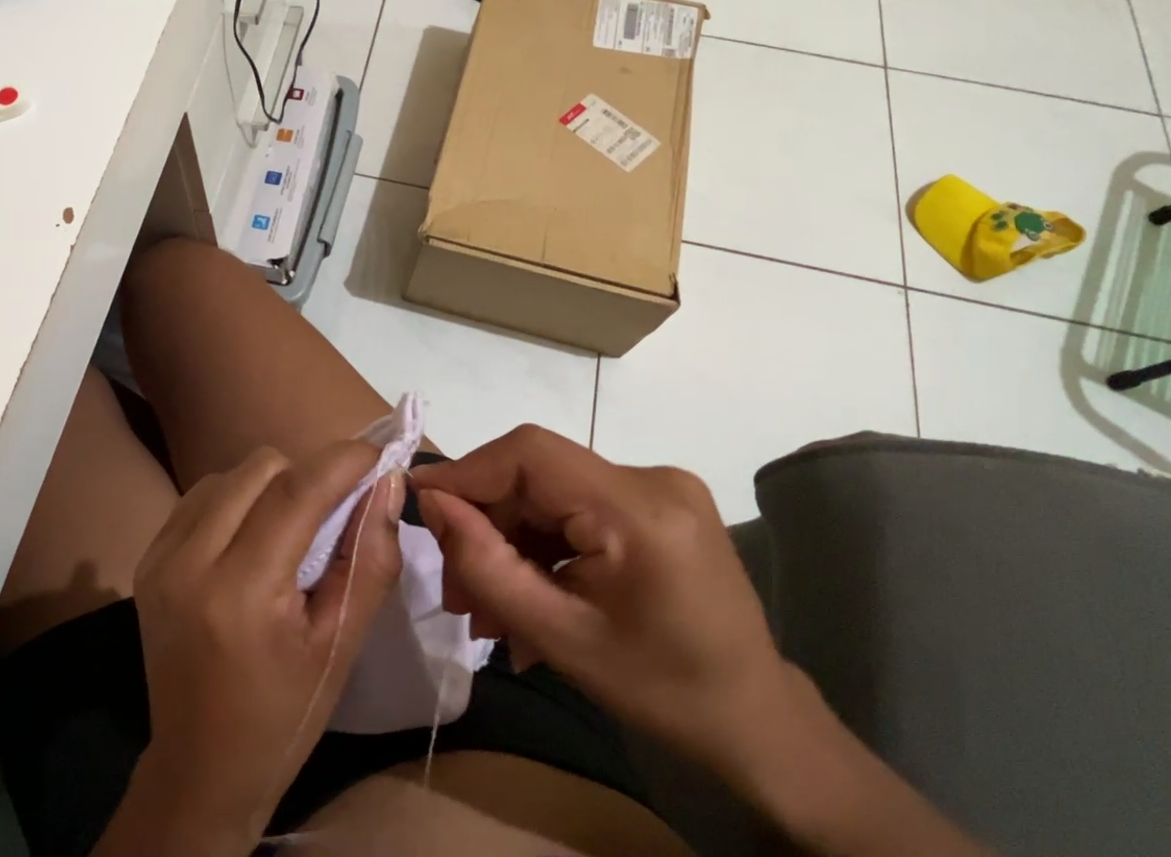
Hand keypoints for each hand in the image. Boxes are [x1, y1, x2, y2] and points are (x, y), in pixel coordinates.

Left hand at [99, 442, 403, 855]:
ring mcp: (159, 558)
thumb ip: (369, 559)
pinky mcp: (146, 560)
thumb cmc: (284, 715)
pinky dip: (235, 502)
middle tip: (336, 513)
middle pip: (259, 469)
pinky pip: (199, 498)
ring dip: (270, 487)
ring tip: (291, 533)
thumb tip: (388, 485)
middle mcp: (189, 561)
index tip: (378, 457)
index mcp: (242, 591)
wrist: (200, 767)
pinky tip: (252, 541)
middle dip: (308, 476)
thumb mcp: (341, 645)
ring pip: (227, 476)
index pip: (296, 491)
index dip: (343, 461)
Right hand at [409, 425, 789, 774]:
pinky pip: (578, 510)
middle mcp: (654, 479)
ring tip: (487, 613)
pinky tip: (527, 597)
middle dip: (486, 527)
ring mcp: (660, 488)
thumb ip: (486, 564)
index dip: (467, 472)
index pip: (531, 454)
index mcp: (639, 510)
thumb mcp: (558, 635)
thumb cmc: (659, 688)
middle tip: (457, 595)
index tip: (419, 507)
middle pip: (537, 476)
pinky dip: (544, 548)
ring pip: (552, 495)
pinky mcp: (658, 504)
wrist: (750, 717)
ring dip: (511, 544)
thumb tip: (433, 505)